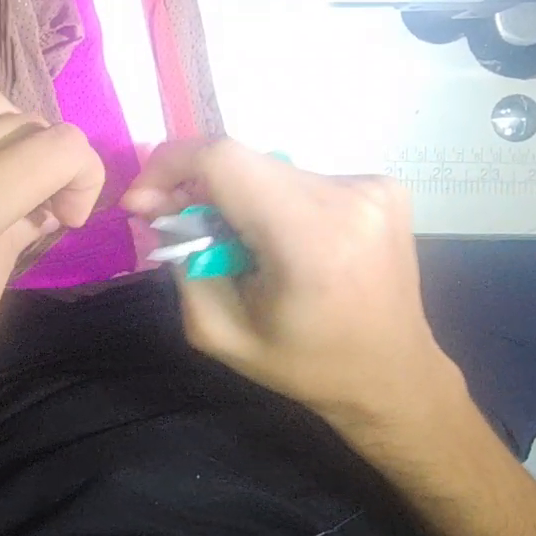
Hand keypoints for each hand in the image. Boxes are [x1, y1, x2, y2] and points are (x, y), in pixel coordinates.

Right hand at [122, 140, 457, 435]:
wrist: (394, 375)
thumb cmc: (306, 366)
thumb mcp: (220, 333)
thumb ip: (184, 265)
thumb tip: (160, 209)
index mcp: (310, 238)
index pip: (224, 160)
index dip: (169, 166)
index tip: (141, 202)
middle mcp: (347, 197)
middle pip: (241, 162)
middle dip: (195, 189)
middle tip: (177, 227)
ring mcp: (371, 186)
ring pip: (267, 169)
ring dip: (235, 198)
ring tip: (235, 246)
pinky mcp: (381, 186)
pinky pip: (298, 179)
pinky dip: (271, 202)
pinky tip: (278, 243)